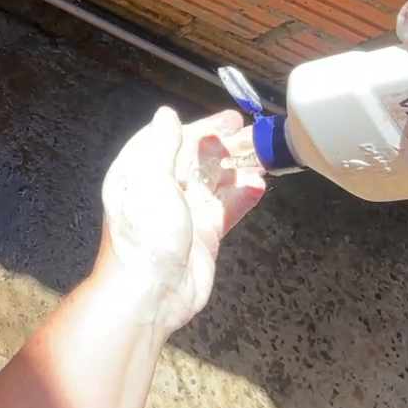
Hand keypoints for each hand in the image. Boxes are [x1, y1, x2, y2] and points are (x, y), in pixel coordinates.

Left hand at [94, 107, 266, 334]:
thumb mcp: (149, 178)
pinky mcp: (205, 234)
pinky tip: (259, 185)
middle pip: (198, 158)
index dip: (201, 127)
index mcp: (141, 168)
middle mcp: (162, 186)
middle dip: (225, 145)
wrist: (149, 293)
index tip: (229, 119)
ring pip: (216, 181)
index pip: (173, 137)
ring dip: (239, 167)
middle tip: (255, 134)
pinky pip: (226, 208)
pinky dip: (243, 195)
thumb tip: (167, 114)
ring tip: (265, 155)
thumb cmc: (145, 231)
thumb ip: (162, 145)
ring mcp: (185, 210)